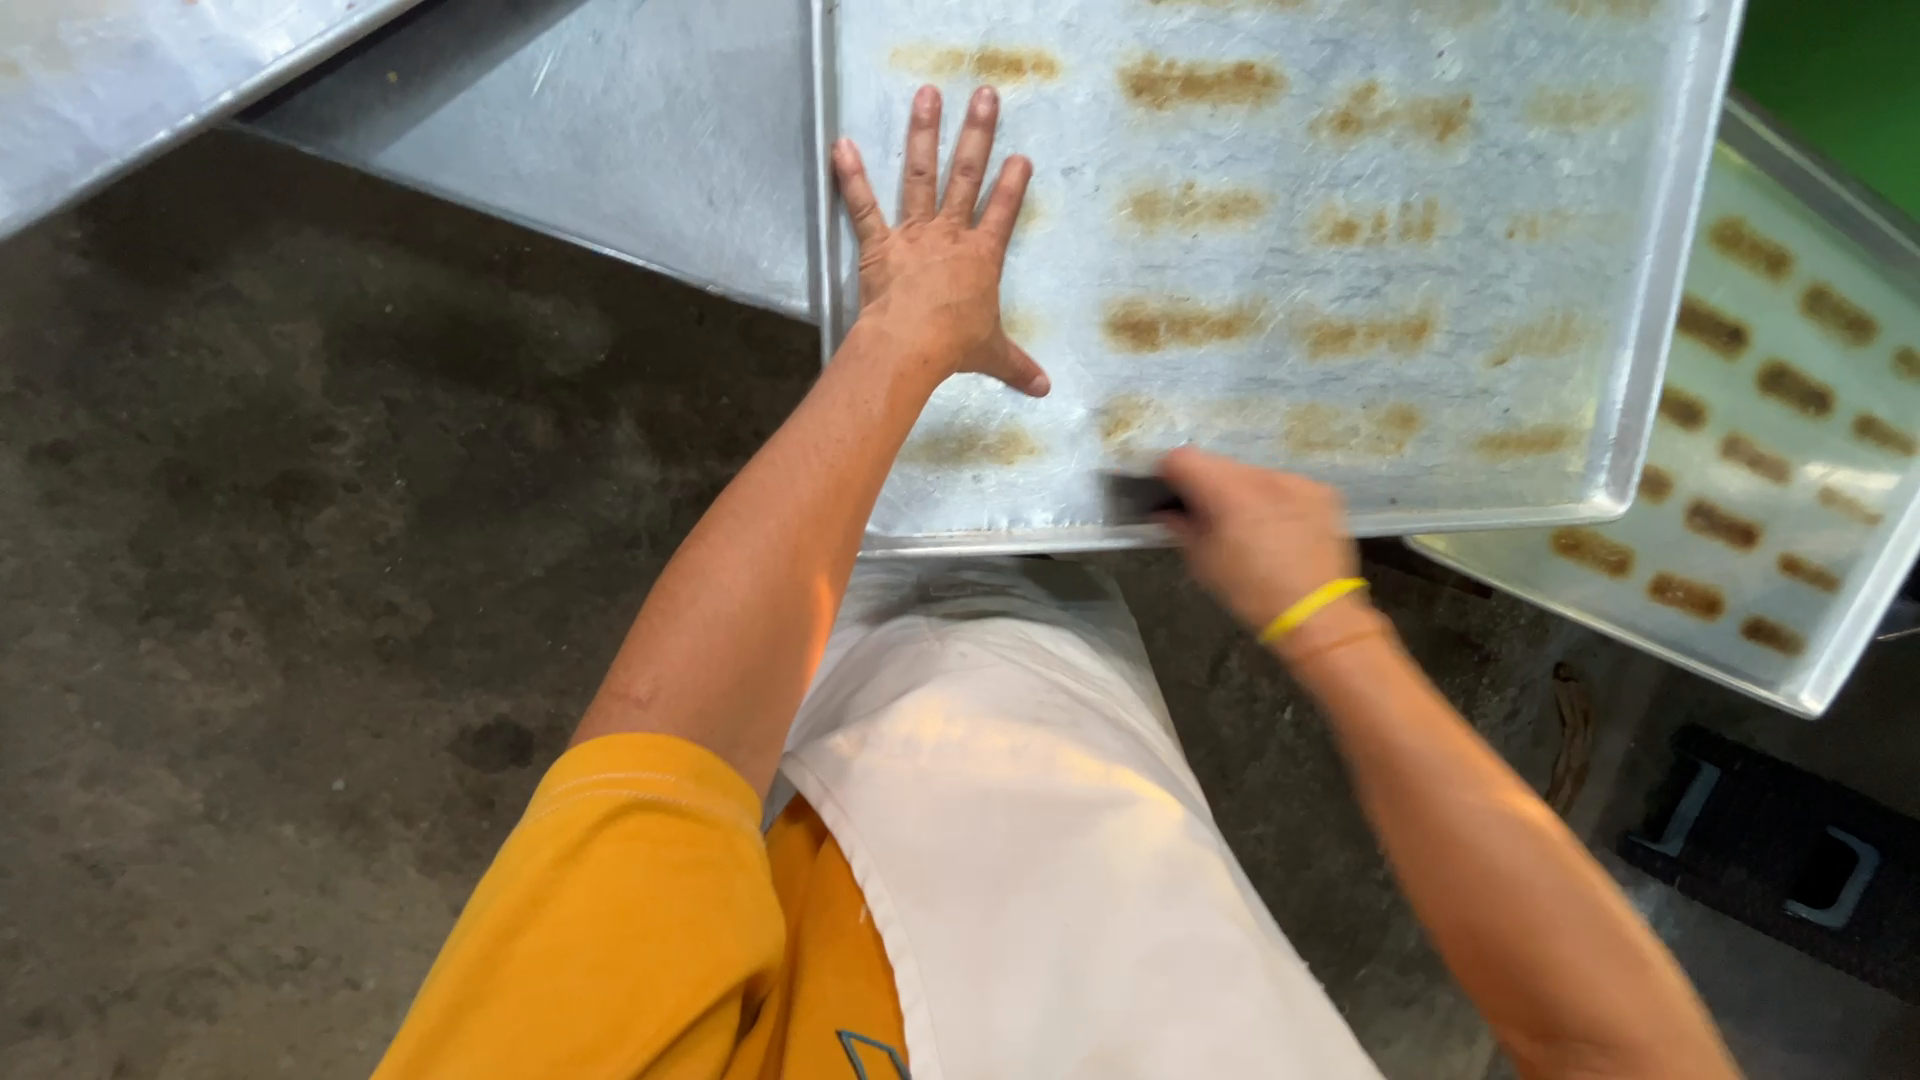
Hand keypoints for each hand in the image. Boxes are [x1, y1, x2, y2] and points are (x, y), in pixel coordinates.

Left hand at [831, 85, 1049, 396]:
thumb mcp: (993, 355)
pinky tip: (840, 144)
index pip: (1002, 213)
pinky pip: (863, 206)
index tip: (1020, 157)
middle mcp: (950, 235)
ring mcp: (914, 235)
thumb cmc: (955, 347)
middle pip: (967, 176)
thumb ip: (1018, 367)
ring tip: (926, 95)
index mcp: (982, 257)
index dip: (1013, 185)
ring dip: (923, 134)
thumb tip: (1045, 390)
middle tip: (984, 94)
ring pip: (920, 177)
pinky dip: (850, 177)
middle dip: (977, 134)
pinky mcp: (880, 244)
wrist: (912, 346)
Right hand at [1158, 447, 1373, 650]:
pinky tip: (1276, 527)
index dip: (1168, 472)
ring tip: (1244, 525)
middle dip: (1205, 484)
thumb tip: (1167, 511)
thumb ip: (1180, 526)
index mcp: (1228, 492)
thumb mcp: (1202, 562)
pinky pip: (1282, 485)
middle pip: (1218, 463)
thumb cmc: (1249, 592)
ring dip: (1240, 491)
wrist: (1316, 614)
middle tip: (1204, 515)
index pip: (1183, 458)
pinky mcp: (1321, 492)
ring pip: (1251, 473)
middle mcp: (1263, 476)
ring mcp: (1296, 480)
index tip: (1166, 493)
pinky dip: (1271, 498)